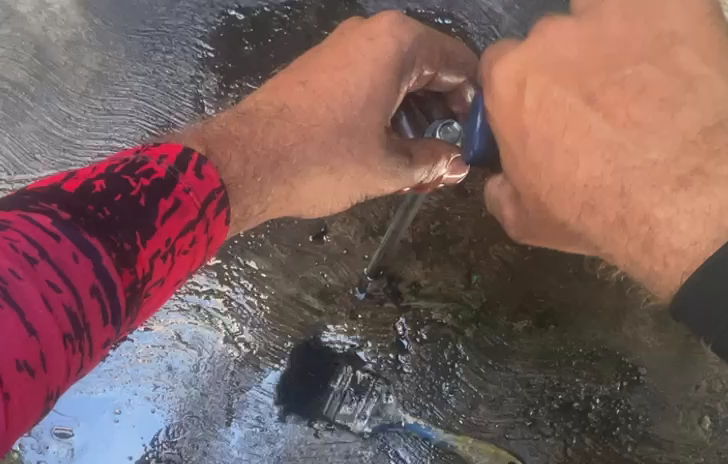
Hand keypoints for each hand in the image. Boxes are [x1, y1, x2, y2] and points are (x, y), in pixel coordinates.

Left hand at [179, 12, 477, 232]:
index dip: (475, 102)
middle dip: (443, 110)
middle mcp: (371, 32)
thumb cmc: (323, 161)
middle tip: (451, 153)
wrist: (247, 163)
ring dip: (413, 115)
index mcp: (398, 42)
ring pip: (395, 76)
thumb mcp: (387, 167)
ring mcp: (341, 48)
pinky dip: (384, 110)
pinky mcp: (319, 70)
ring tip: (419, 159)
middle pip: (427, 65)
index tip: (480, 137)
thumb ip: (430, 161)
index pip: (459, 61)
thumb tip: (457, 165)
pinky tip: (385, 147)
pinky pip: (367, 82)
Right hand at [479, 0, 727, 298]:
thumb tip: (500, 181)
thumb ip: (500, 191)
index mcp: (509, 81)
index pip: (498, 65)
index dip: (517, 91)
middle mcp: (553, 35)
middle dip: (563, 66)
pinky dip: (663, 24)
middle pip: (550, 38)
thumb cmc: (590, 210)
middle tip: (590, 105)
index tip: (533, 114)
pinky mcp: (674, 1)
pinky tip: (674, 59)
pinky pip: (660, 5)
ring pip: (602, 12)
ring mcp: (614, 10)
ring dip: (609, 37)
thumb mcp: (524, 221)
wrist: (681, 188)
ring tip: (634, 76)